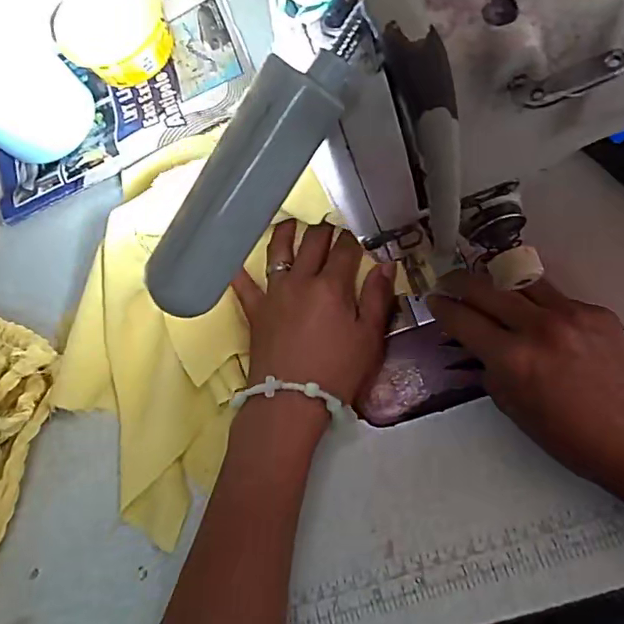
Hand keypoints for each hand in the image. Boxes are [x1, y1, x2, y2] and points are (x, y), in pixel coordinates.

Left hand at [231, 219, 394, 419]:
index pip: (345, 249)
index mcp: (333, 286)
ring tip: (291, 223)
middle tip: (330, 226)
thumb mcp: (369, 338)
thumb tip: (386, 265)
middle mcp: (302, 281)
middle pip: (313, 243)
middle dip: (324, 230)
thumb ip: (378, 298)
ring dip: (286, 232)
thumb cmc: (338, 372)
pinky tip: (238, 259)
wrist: (291, 400)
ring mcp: (274, 293)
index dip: (354, 238)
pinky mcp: (255, 311)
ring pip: (278, 251)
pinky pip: (243, 284)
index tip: (358, 235)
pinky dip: (239, 269)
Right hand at [428, 272, 623, 496]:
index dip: (442, 308)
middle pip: (487, 288)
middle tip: (449, 281)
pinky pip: (557, 297)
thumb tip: (481, 347)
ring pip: (523, 280)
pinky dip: (540, 303)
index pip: (464, 320)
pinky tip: (539, 317)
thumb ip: (492, 371)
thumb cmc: (567, 436)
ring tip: (487, 282)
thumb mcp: (514, 408)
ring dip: (499, 280)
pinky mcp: (597, 312)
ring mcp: (572, 314)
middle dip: (460, 282)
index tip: (433, 301)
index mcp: (514, 358)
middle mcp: (540, 327)